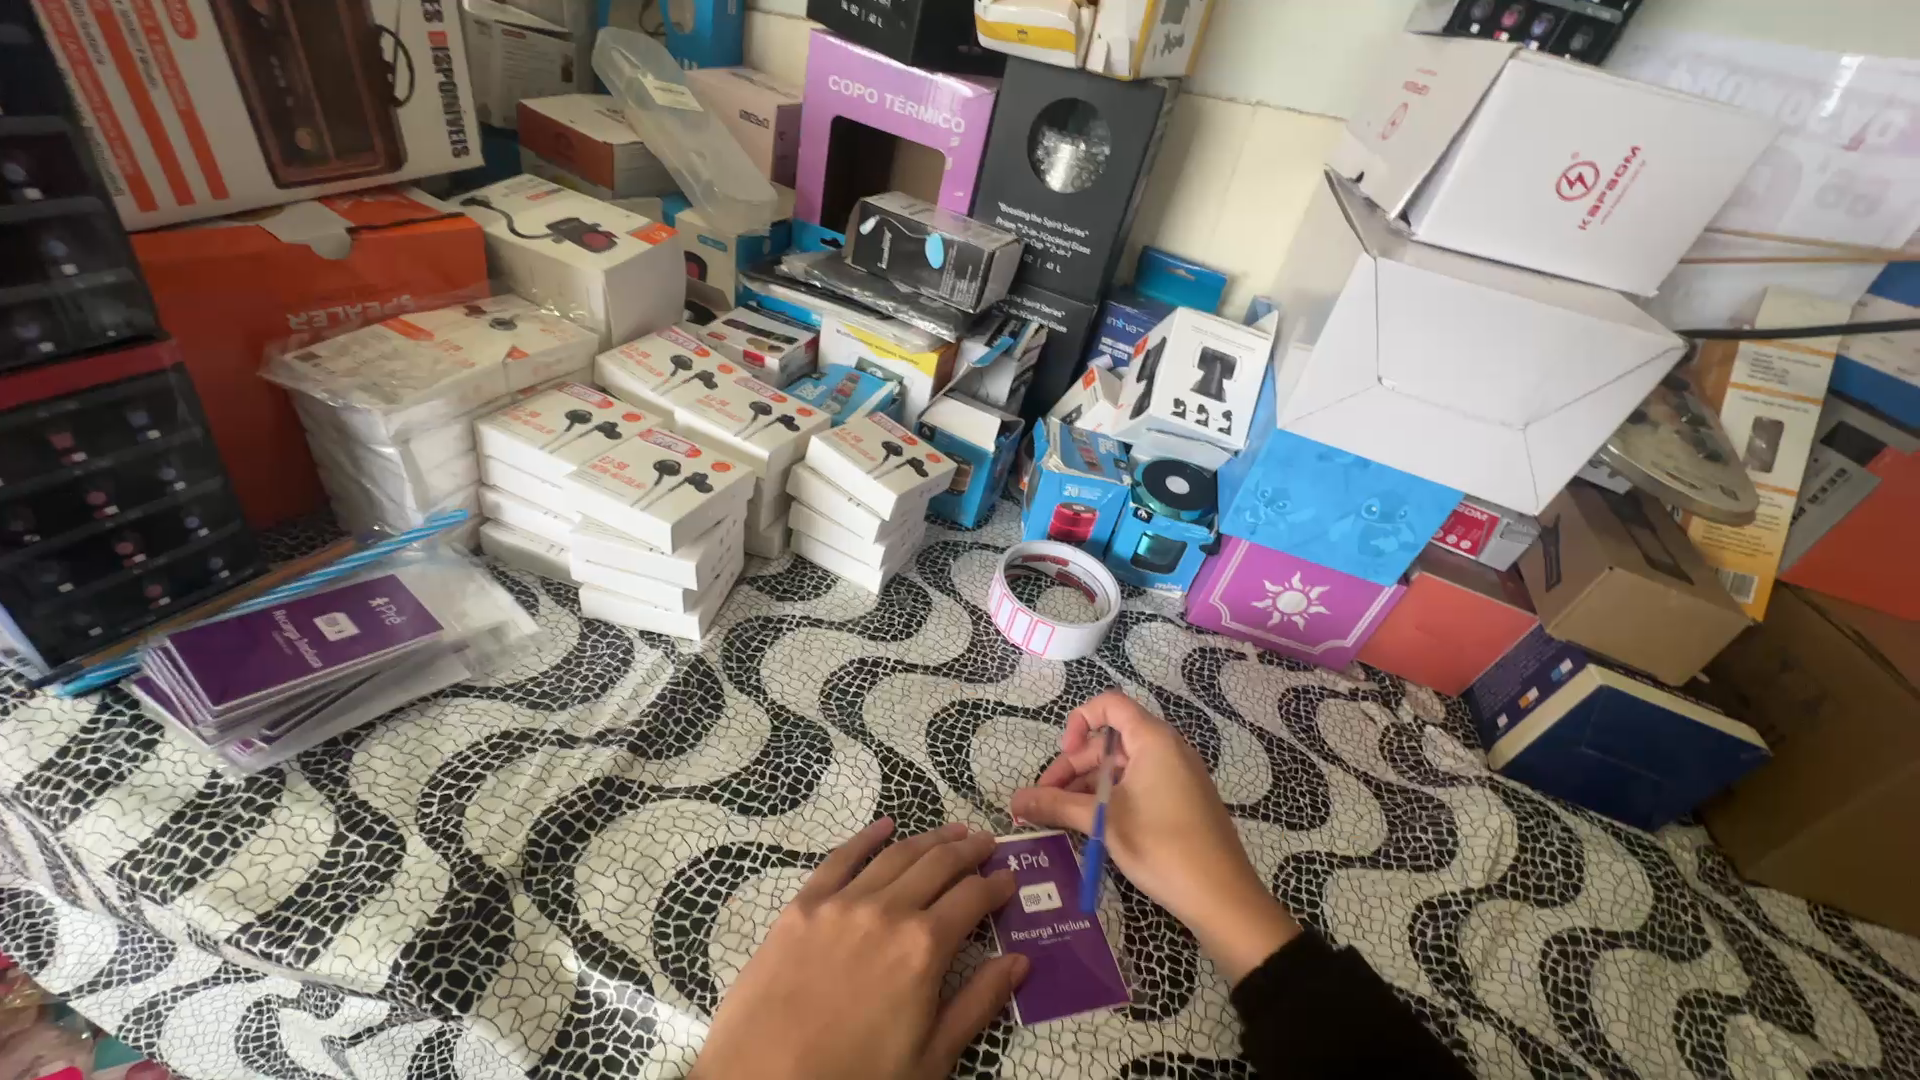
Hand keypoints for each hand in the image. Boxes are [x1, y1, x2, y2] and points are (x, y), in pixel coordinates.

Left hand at [691, 820, 1025, 1079]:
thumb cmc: (855, 1079)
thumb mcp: (930, 1058)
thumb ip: (978, 1003)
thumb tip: (1020, 960)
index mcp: (924, 947)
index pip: (973, 899)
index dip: (996, 886)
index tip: (1010, 878)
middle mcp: (888, 910)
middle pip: (939, 864)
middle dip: (970, 851)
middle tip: (988, 842)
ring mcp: (843, 901)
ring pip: (897, 855)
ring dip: (931, 838)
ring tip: (953, 831)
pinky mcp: (804, 904)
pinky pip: (841, 858)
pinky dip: (868, 837)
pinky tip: (886, 825)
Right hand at [1010, 691, 1299, 982]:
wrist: (1224, 899)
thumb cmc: (1162, 846)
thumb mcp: (1103, 822)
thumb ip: (1056, 805)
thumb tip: (1015, 800)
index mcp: (1153, 739)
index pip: (1110, 704)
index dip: (1080, 721)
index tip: (1065, 755)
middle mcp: (1167, 749)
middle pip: (1110, 741)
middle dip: (1074, 766)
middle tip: (1044, 800)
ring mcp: (1177, 776)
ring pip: (1122, 767)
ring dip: (1088, 787)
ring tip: (1059, 816)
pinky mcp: (1182, 801)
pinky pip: (1138, 785)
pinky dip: (1111, 798)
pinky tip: (1091, 825)